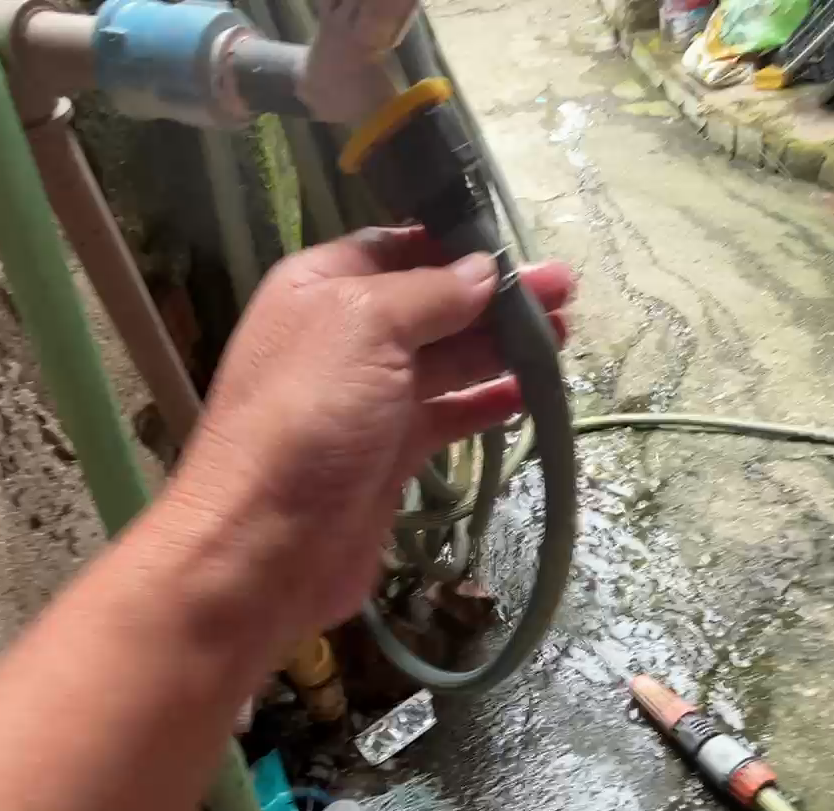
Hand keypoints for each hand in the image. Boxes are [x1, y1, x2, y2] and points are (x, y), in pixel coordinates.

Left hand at [136, 227, 572, 652]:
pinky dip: (485, 403)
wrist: (269, 544)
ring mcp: (370, 399)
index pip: (398, 248)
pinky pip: (448, 416)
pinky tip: (527, 394)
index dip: (456, 243)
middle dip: (495, 296)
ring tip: (561, 336)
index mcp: (322, 286)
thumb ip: (430, 294)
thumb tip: (484, 270)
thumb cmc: (309, 416)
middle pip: (432, 304)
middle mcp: (345, 337)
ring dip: (500, 347)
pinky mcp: (392, 452)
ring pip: (446, 361)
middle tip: (564, 290)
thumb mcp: (364, 326)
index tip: (517, 245)